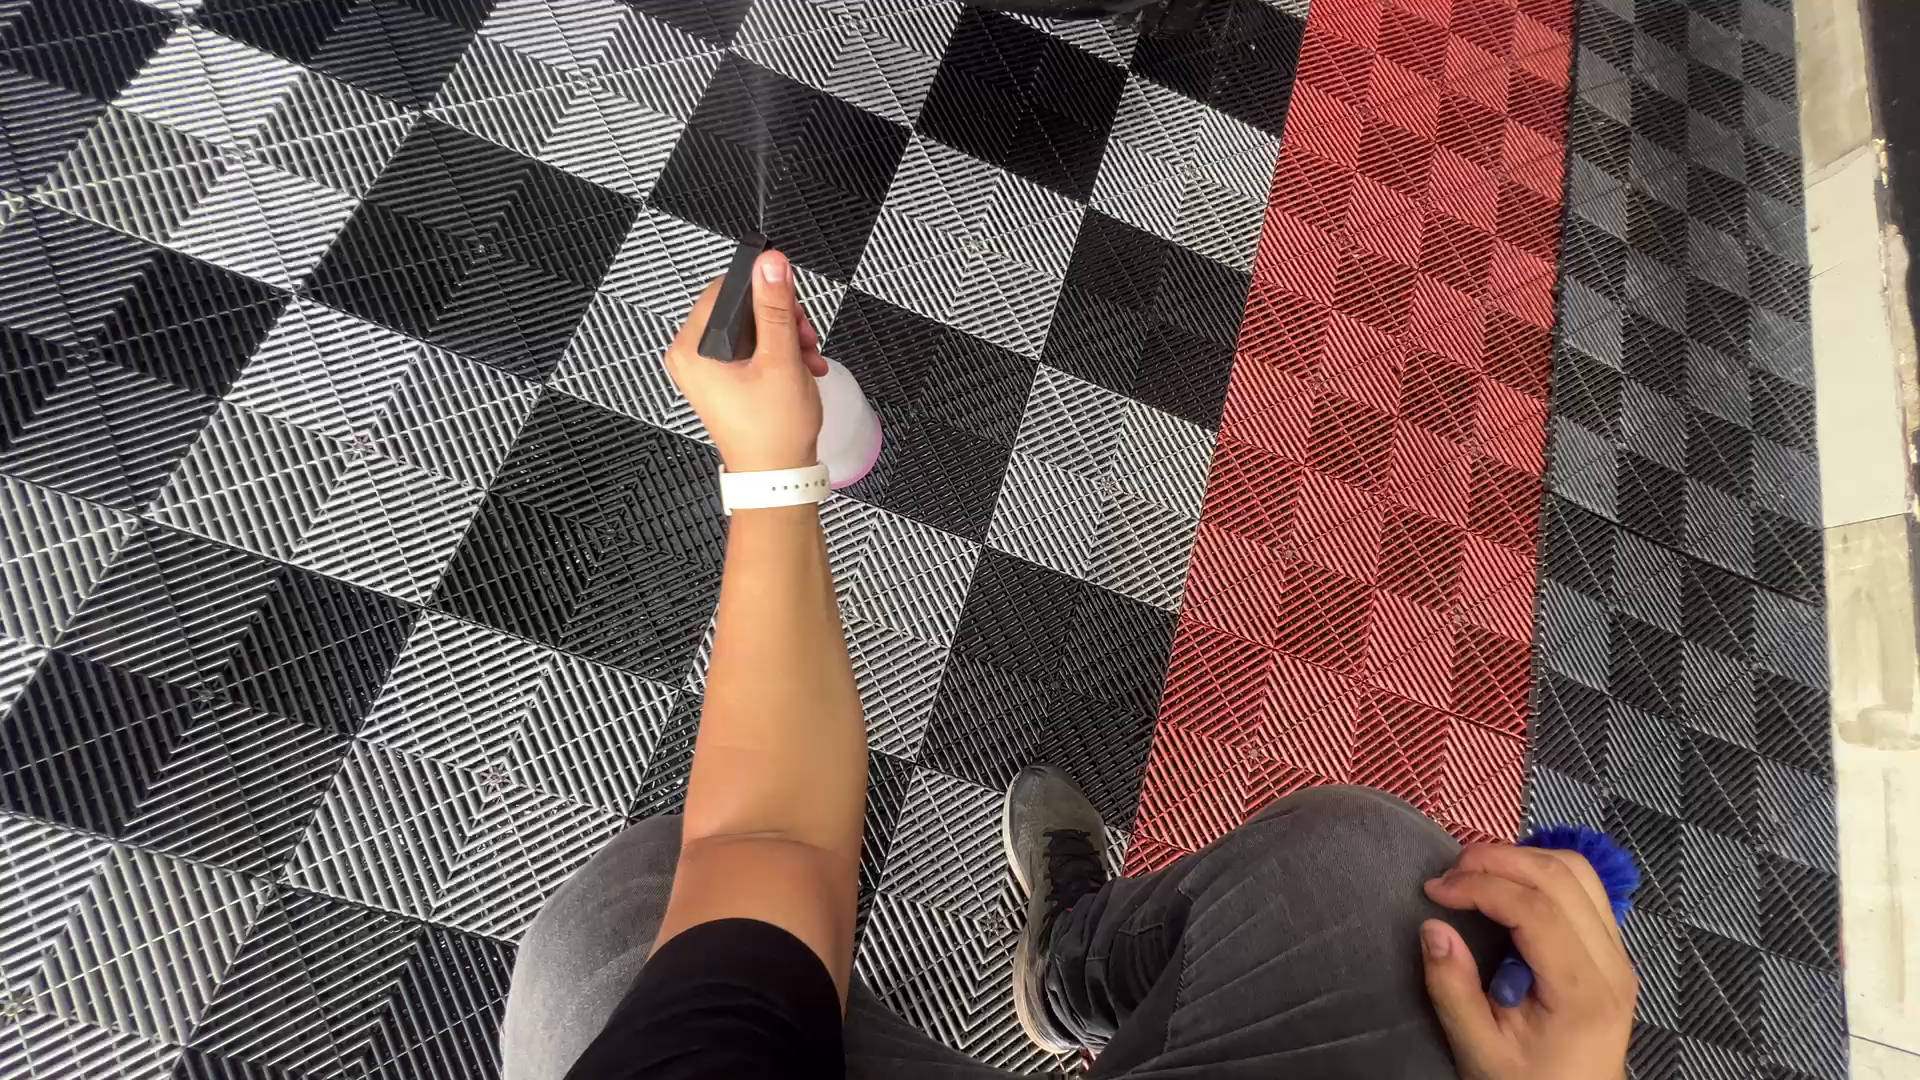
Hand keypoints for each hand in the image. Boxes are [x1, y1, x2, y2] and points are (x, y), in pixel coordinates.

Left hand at [666, 249, 829, 472]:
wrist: (778, 477)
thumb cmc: (773, 433)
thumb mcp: (781, 361)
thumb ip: (776, 308)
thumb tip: (770, 264)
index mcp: (693, 350)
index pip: (723, 291)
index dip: (762, 290)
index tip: (790, 300)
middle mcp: (694, 359)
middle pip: (740, 311)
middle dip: (781, 319)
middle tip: (804, 335)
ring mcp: (710, 373)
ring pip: (752, 331)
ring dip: (787, 338)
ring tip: (808, 358)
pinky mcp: (727, 384)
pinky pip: (754, 353)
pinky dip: (781, 356)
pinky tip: (803, 367)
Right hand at [1419, 844, 1636, 1079]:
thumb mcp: (1477, 1047)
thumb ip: (1451, 988)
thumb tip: (1433, 927)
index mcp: (1582, 993)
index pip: (1536, 909)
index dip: (1478, 886)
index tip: (1434, 891)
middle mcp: (1611, 965)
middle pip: (1558, 877)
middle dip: (1493, 859)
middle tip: (1449, 876)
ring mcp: (1617, 953)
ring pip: (1575, 870)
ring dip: (1517, 857)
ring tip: (1474, 875)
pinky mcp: (1609, 947)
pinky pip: (1580, 884)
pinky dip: (1536, 868)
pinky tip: (1504, 883)